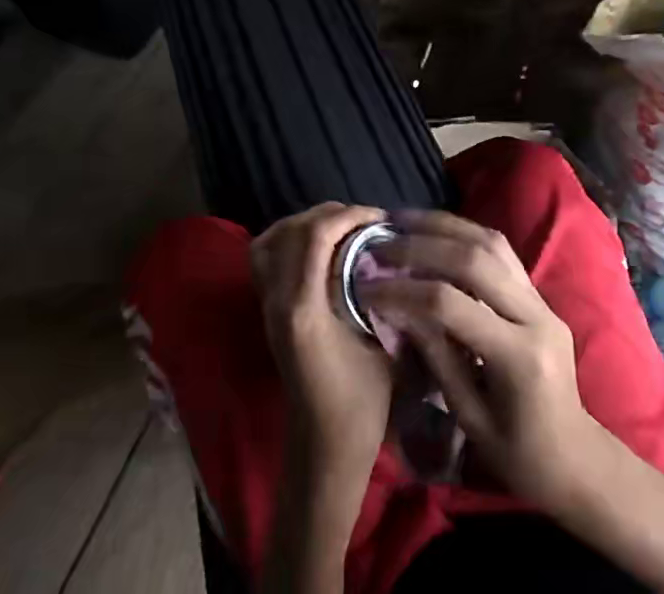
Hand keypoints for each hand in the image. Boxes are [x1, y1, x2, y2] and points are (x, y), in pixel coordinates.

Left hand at [251, 203, 393, 476]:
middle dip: (328, 215)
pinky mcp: (266, 311)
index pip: (314, 237)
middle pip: (289, 231)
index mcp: (303, 309)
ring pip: (268, 241)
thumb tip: (398, 259)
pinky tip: (319, 249)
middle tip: (365, 220)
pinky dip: (288, 241)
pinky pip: (266, 258)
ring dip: (303, 224)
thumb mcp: (385, 350)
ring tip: (341, 227)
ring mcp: (265, 305)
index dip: (348, 216)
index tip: (380, 218)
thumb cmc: (361, 407)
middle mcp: (276, 300)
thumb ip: (385, 299)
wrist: (323, 447)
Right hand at [362, 211, 600, 511]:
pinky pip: (499, 251)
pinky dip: (461, 233)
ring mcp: (543, 302)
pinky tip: (432, 231)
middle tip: (379, 245)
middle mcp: (537, 318)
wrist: (576, 459)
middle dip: (419, 247)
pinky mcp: (540, 295)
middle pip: (474, 260)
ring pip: (490, 243)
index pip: (451, 304)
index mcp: (519, 357)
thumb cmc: (518, 452)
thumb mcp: (467, 413)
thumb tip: (393, 304)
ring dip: (441, 226)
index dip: (403, 290)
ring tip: (401, 222)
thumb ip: (433, 352)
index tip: (367, 287)